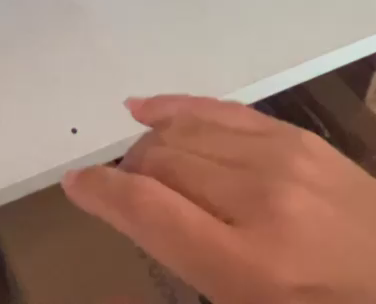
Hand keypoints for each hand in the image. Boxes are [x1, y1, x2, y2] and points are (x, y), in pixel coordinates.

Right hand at [62, 95, 375, 303]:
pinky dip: (176, 108)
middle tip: (121, 194)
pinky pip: (219, 111)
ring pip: (182, 132)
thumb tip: (141, 218)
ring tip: (140, 164)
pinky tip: (148, 109)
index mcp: (250, 267)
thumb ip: (193, 266)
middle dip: (127, 175)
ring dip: (149, 146)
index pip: (145, 209)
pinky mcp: (300, 140)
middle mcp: (260, 202)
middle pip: (159, 163)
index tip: (75, 187)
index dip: (99, 193)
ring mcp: (283, 162)